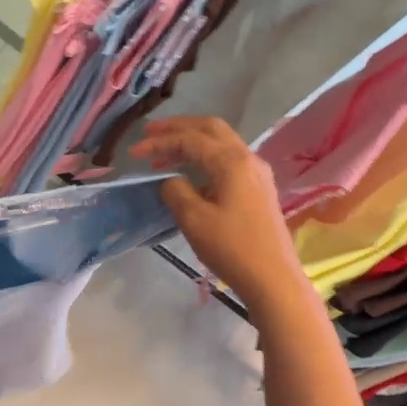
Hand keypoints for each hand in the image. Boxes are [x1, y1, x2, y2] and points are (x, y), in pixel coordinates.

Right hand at [131, 116, 309, 316]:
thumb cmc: (231, 247)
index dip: (159, 142)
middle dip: (178, 128)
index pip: (190, 139)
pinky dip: (204, 160)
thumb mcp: (193, 219)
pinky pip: (228, 162)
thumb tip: (171, 181)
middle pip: (210, 129)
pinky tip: (189, 177)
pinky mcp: (258, 190)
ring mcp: (257, 174)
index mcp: (232, 162)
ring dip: (191, 144)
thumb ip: (176, 191)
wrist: (272, 277)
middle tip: (150, 132)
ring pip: (220, 144)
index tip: (134, 152)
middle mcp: (248, 159)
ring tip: (163, 157)